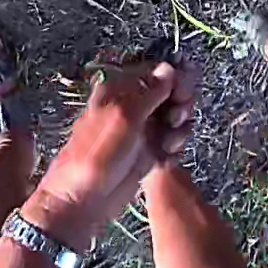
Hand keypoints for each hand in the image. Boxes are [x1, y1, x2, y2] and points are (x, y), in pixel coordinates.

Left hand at [27, 60, 196, 246]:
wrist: (84, 201)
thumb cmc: (97, 155)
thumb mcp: (124, 116)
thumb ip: (149, 92)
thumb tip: (168, 67)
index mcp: (120, 88)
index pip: (157, 71)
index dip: (175, 79)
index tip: (183, 92)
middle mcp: (133, 104)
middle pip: (171, 92)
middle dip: (180, 103)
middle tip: (175, 119)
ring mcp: (142, 127)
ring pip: (175, 115)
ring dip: (179, 127)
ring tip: (169, 142)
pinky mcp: (150, 149)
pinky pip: (173, 138)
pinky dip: (175, 144)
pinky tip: (168, 153)